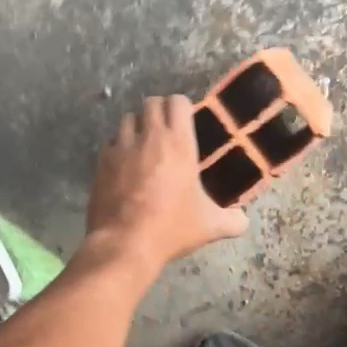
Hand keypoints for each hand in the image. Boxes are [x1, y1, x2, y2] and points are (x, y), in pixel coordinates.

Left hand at [86, 95, 248, 275]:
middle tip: (165, 129)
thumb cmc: (171, 227)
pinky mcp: (102, 162)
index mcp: (179, 143)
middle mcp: (150, 137)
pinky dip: (118, 147)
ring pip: (128, 118)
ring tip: (143, 143)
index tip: (187, 121)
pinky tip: (124, 164)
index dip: (182, 107)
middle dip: (158, 111)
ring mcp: (122, 147)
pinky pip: (110, 142)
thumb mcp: (209, 226)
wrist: (125, 243)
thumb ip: (232, 221)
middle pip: (151, 102)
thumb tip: (244, 222)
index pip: (178, 102)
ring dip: (137, 126)